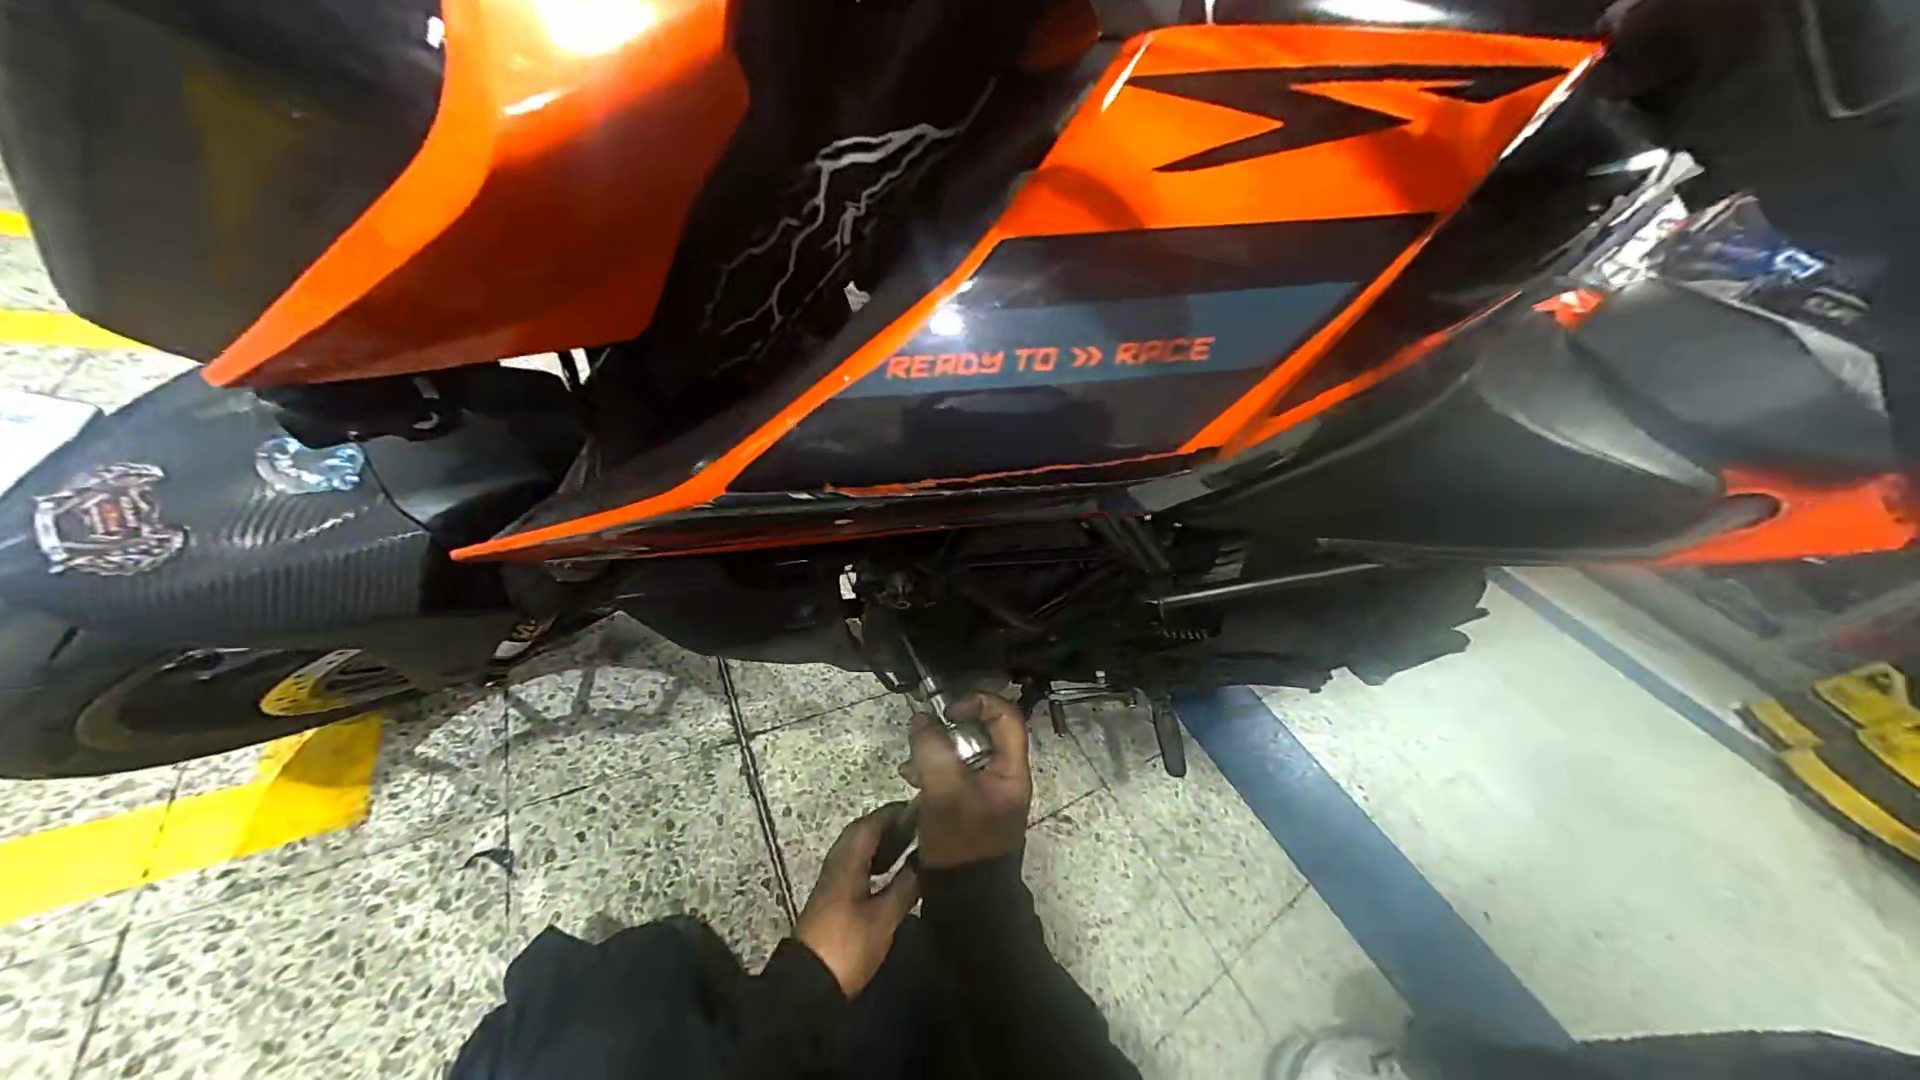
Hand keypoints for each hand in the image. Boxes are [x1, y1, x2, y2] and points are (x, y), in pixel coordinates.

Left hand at [795, 804, 921, 997]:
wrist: (809, 985)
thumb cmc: (847, 944)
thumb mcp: (884, 917)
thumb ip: (906, 885)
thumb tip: (925, 860)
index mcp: (848, 858)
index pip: (874, 821)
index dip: (898, 812)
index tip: (925, 809)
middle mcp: (839, 860)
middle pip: (865, 831)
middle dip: (892, 825)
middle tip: (923, 826)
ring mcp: (834, 879)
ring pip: (861, 848)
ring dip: (884, 842)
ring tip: (913, 844)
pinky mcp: (834, 896)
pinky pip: (858, 864)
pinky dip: (877, 860)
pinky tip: (893, 872)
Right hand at [899, 692, 1032, 868]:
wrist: (964, 901)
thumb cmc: (962, 845)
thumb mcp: (945, 795)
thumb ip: (933, 753)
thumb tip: (922, 720)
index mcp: (1011, 770)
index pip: (1007, 716)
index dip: (980, 703)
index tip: (949, 711)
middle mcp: (1003, 774)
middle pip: (981, 731)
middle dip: (949, 729)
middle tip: (923, 737)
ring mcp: (985, 788)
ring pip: (963, 751)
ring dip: (936, 749)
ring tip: (911, 764)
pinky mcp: (967, 801)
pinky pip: (952, 771)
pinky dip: (932, 767)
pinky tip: (911, 776)